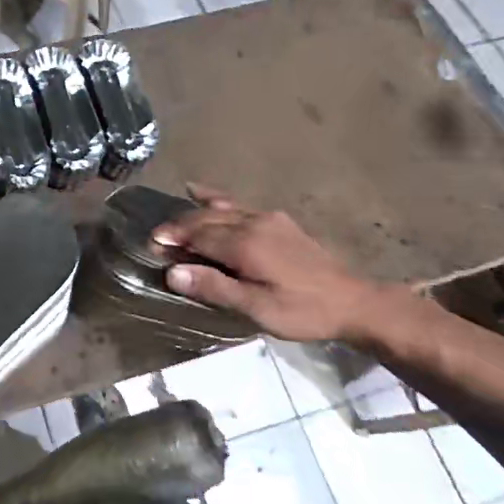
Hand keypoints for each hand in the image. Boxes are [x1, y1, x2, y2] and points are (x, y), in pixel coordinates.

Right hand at [151, 185, 404, 343]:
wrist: (353, 301)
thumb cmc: (302, 310)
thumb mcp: (257, 308)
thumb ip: (214, 287)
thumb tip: (172, 271)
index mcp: (245, 244)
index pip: (198, 235)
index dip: (173, 238)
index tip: (151, 244)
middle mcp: (253, 222)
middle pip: (206, 218)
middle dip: (179, 225)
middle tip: (157, 238)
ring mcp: (267, 218)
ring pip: (221, 208)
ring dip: (195, 213)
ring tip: (173, 220)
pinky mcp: (278, 221)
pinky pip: (238, 204)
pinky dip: (215, 200)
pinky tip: (202, 193)